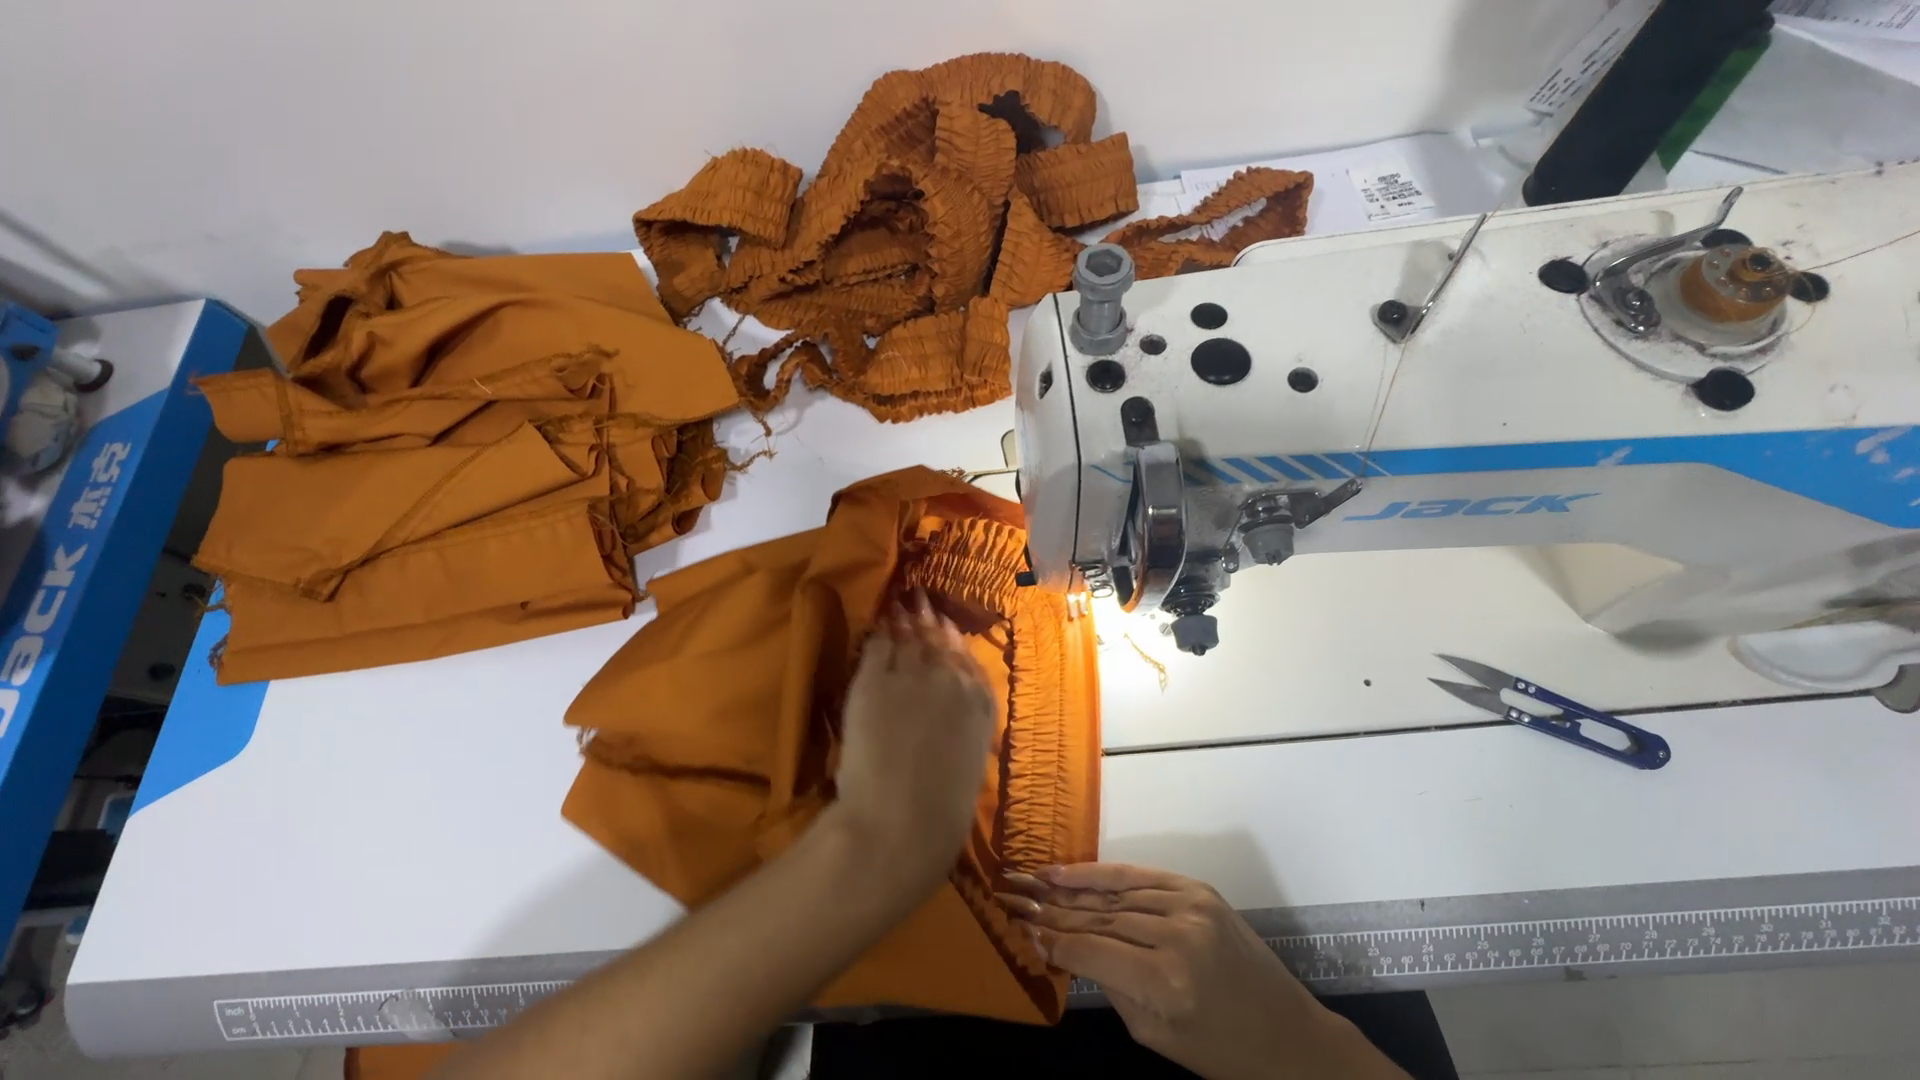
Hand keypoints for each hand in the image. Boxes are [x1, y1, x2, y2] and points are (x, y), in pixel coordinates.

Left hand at [831, 589, 996, 887]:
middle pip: (938, 643)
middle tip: (920, 600)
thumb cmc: (941, 813)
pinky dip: (877, 635)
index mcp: (980, 707)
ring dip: (904, 620)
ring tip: (901, 603)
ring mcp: (912, 674)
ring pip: (908, 637)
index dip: (955, 644)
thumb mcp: (968, 767)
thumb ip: (963, 733)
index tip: (947, 628)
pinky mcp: (873, 678)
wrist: (900, 820)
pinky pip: (876, 647)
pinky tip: (876, 627)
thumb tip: (953, 726)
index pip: (968, 664)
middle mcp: (951, 681)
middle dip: (929, 621)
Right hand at [998, 864, 1405, 1079]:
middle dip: (1052, 909)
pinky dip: (1104, 874)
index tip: (1020, 929)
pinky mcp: (1199, 890)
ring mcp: (1190, 905)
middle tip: (1012, 896)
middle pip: (1098, 916)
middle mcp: (1175, 933)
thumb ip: (1109, 986)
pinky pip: (1141, 876)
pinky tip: (1073, 872)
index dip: (1053, 940)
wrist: (1287, 1035)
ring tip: (1033, 879)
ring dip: (1070, 885)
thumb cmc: (1218, 1050)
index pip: (1091, 950)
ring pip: (1115, 892)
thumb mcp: (1154, 1034)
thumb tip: (1066, 950)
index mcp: (1164, 979)